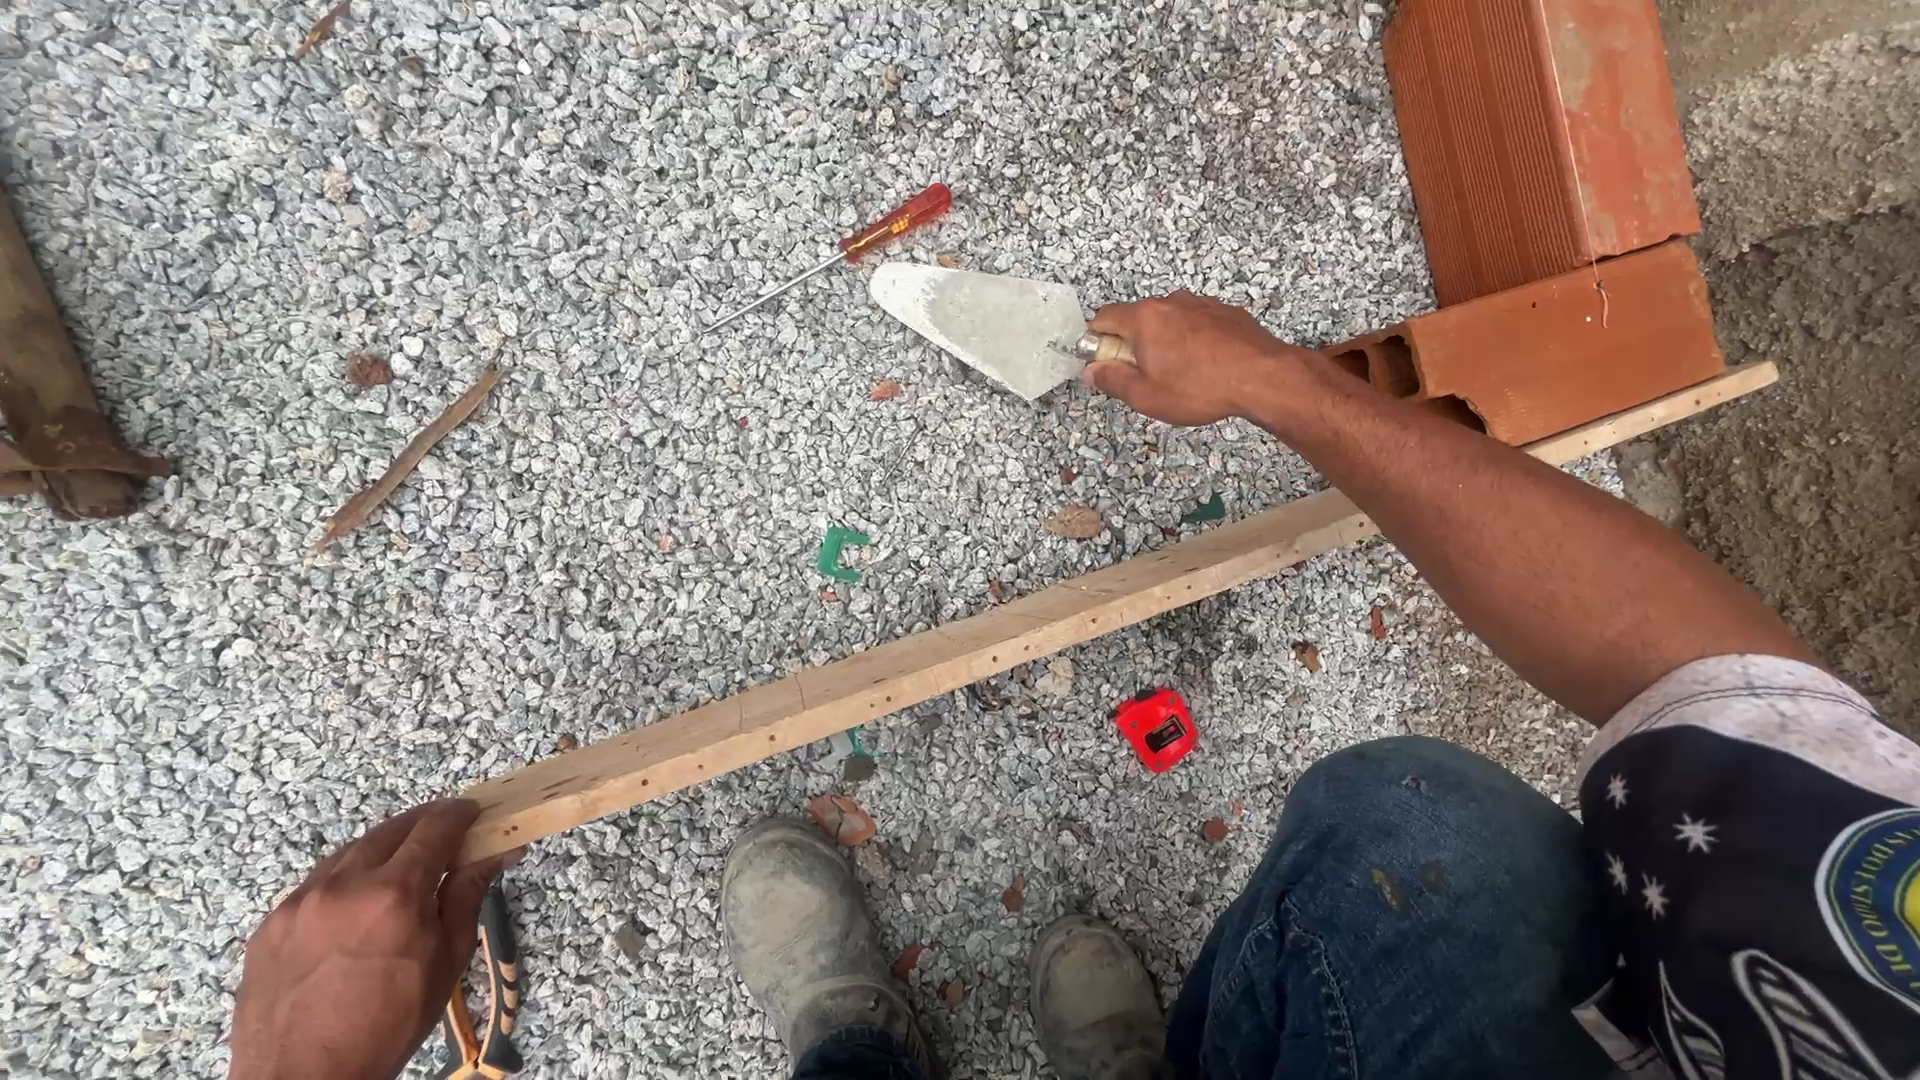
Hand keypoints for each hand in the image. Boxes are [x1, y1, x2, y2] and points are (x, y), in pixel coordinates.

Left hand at [229, 800, 521, 1079]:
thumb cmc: (391, 1021)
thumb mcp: (447, 957)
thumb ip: (468, 894)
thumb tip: (499, 851)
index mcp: (395, 893)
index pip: (436, 827)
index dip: (460, 814)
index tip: (475, 813)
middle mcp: (344, 885)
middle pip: (393, 829)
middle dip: (425, 823)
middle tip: (447, 833)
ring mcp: (299, 903)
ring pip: (352, 851)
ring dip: (385, 847)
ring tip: (403, 864)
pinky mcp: (269, 925)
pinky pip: (317, 882)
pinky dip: (347, 876)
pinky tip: (358, 901)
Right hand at [1083, 291, 1317, 425]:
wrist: (1262, 377)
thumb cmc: (1203, 387)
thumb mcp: (1146, 396)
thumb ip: (1112, 380)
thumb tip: (1093, 371)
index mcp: (1144, 319)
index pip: (1103, 318)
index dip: (1097, 342)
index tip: (1104, 363)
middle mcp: (1170, 303)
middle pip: (1136, 319)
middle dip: (1132, 346)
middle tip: (1143, 377)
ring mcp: (1200, 304)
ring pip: (1167, 321)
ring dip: (1164, 343)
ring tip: (1178, 375)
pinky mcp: (1223, 312)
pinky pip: (1195, 323)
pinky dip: (1191, 341)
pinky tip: (1202, 367)